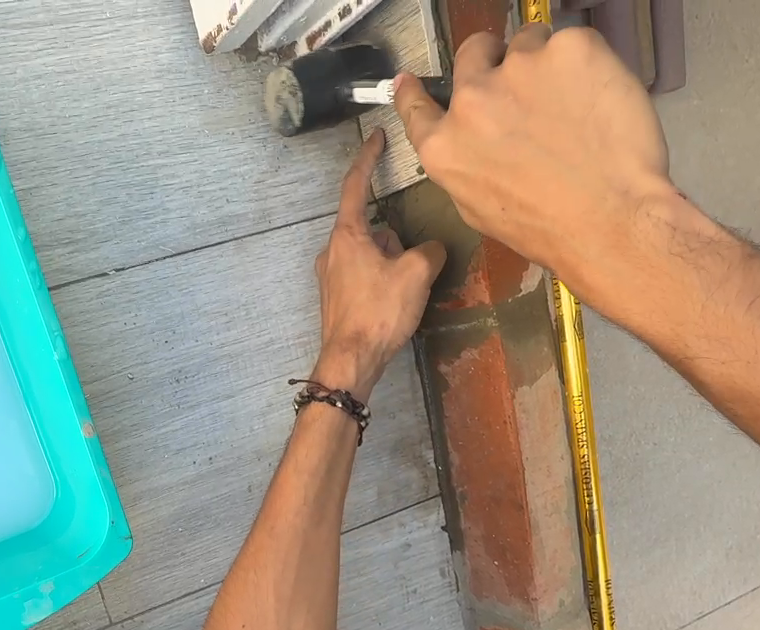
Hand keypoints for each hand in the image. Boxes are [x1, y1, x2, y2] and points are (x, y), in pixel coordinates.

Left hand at [311, 129, 446, 399]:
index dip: (368, 158)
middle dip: (394, 240)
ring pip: (368, 255)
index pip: (355, 185)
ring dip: (390, 264)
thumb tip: (430, 250)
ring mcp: (329, 277)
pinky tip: (392, 305)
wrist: (350, 361)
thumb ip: (430, 250)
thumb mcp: (417, 273)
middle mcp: (331, 251)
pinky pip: (362, 277)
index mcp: (346, 235)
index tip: (377, 137)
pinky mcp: (334, 300)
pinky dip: (381, 282)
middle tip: (412, 264)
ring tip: (404, 292)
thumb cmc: (379, 312)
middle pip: (369, 228)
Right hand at [394, 26, 676, 289]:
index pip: (415, 108)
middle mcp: (471, 101)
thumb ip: (463, 164)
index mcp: (444, 147)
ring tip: (568, 102)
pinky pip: (574, 42)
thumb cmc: (541, 226)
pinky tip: (596, 100)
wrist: (604, 215)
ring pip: (528, 41)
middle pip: (473, 53)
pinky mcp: (569, 47)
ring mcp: (519, 67)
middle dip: (491, 61)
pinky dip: (585, 65)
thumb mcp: (476, 209)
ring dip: (542, 62)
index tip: (408, 81)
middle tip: (521, 85)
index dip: (412, 92)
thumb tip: (471, 144)